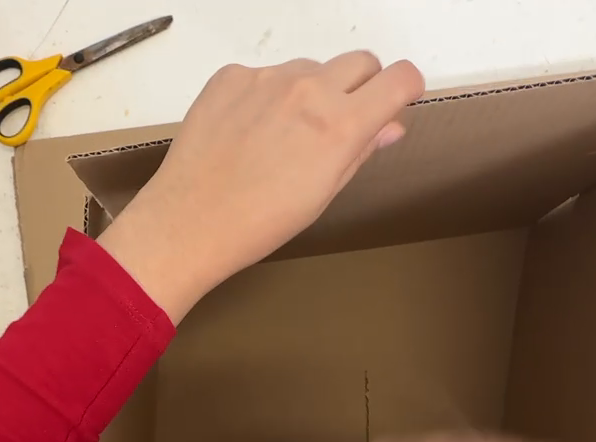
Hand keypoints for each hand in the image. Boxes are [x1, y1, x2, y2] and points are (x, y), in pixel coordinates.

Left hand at [97, 53, 423, 321]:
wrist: (189, 224)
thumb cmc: (256, 225)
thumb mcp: (319, 198)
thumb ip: (359, 152)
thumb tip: (388, 126)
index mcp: (340, 126)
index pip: (400, 78)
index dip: (406, 88)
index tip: (398, 100)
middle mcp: (308, 90)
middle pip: (360, 62)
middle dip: (362, 87)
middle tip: (340, 124)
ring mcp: (267, 78)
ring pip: (310, 69)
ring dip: (310, 93)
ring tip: (281, 141)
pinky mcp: (231, 76)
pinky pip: (263, 75)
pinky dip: (265, 98)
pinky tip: (246, 136)